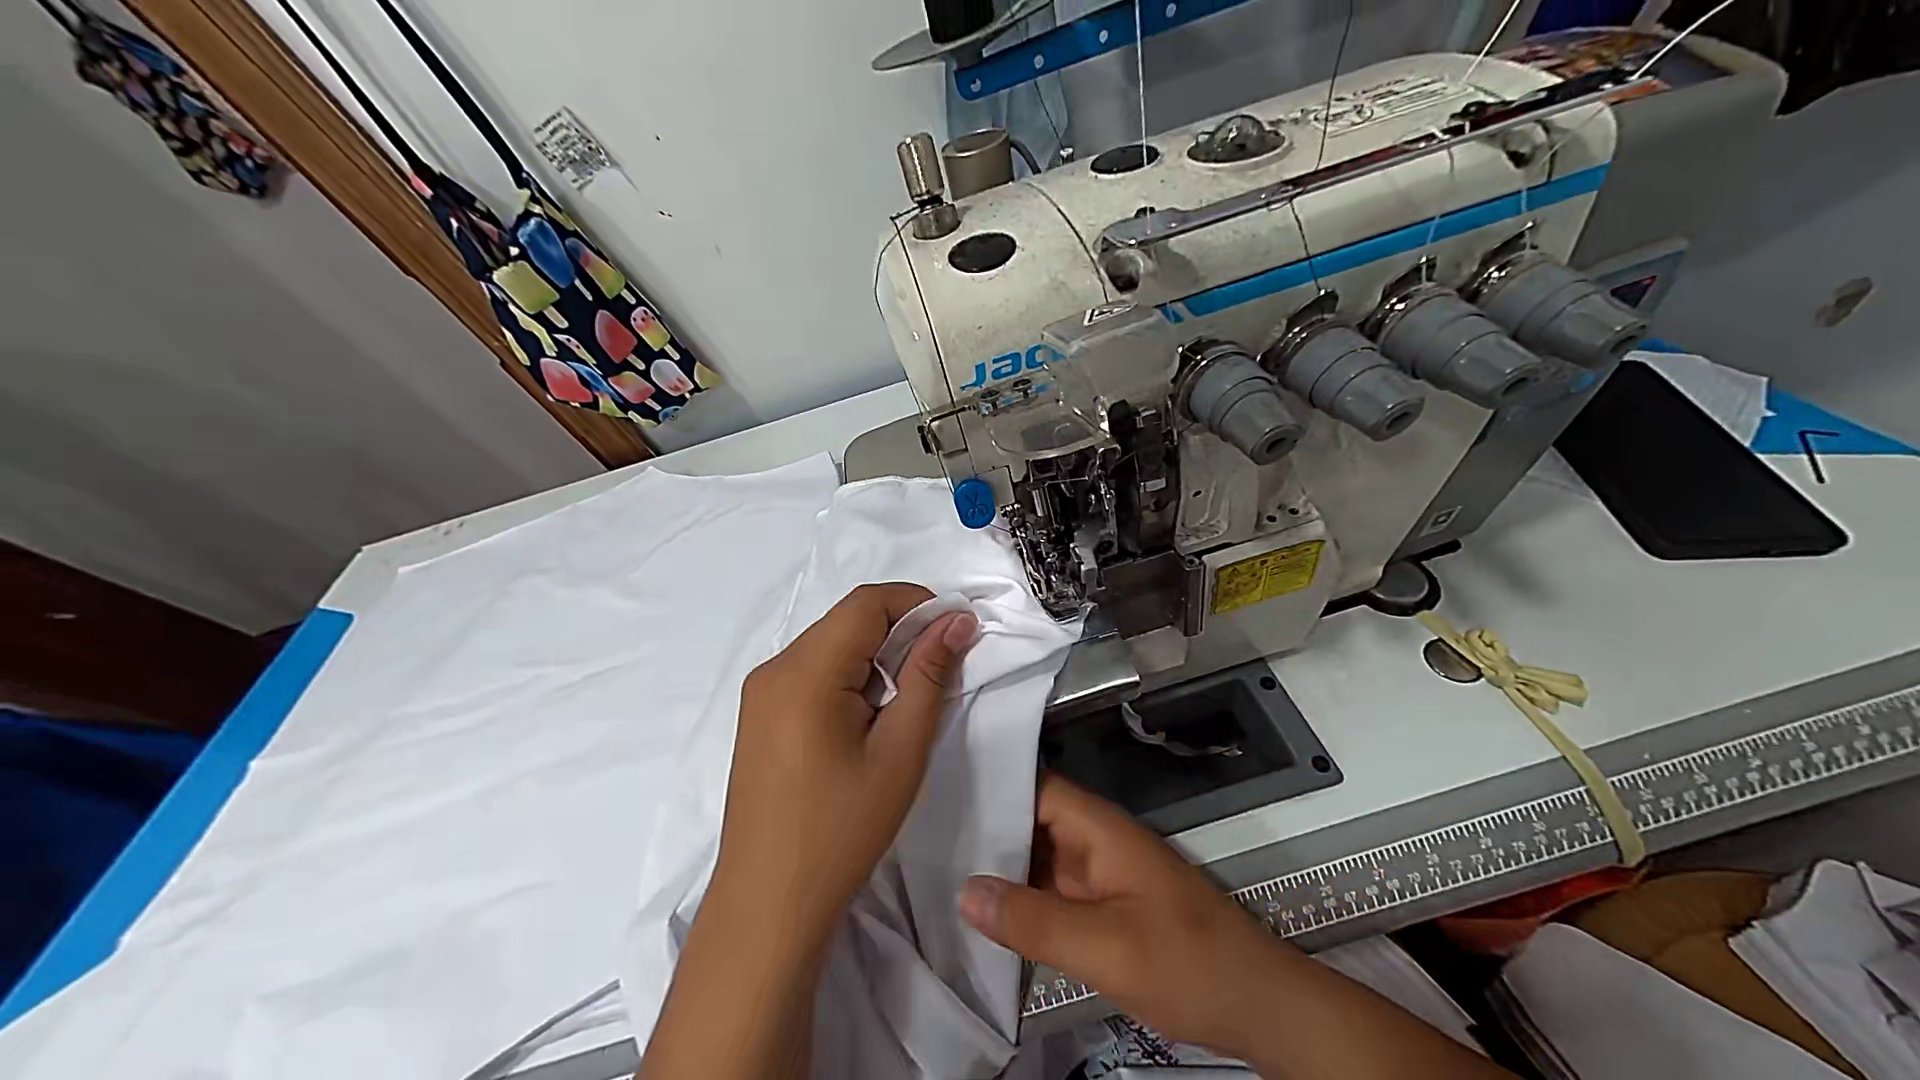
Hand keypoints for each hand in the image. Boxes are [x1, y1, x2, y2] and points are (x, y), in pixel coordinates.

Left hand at [712, 582, 979, 936]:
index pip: (866, 603)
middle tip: (941, 667)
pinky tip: (870, 716)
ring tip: (907, 698)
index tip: (957, 630)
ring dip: (876, 654)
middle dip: (900, 629)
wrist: (768, 904)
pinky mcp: (759, 714)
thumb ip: (928, 676)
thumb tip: (956, 622)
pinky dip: (850, 675)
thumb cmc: (841, 831)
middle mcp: (774, 669)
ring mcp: (760, 692)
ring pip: (831, 644)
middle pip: (846, 621)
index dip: (917, 603)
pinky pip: (812, 671)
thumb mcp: (899, 752)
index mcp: (804, 672)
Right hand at [957, 773, 1289, 1056]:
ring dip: (997, 866)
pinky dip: (1018, 897)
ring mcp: (1098, 874)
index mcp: (1098, 828)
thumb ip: (1034, 921)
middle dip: (982, 828)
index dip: (988, 785)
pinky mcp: (1101, 905)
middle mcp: (1094, 841)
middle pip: (1029, 819)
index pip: (1032, 785)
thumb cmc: (1187, 962)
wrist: (1259, 1006)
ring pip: (1036, 856)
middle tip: (922, 836)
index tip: (937, 792)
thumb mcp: (1106, 947)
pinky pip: (1049, 890)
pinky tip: (980, 911)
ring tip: (934, 868)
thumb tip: (965, 892)